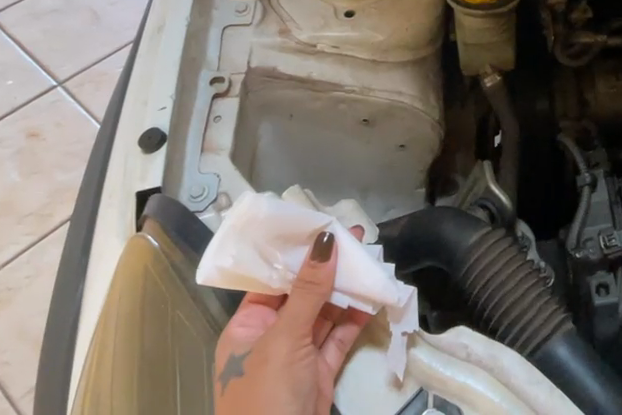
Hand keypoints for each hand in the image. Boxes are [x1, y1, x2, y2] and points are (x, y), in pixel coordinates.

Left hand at [213, 229, 372, 414]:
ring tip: (372, 259)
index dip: (298, 252)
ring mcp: (297, 357)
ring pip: (325, 313)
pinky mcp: (320, 374)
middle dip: (329, 268)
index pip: (272, 279)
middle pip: (302, 293)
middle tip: (358, 238)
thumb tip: (324, 241)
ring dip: (347, 289)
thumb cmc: (265, 399)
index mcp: (246, 328)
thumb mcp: (284, 339)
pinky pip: (339, 337)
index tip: (325, 225)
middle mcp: (269, 338)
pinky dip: (357, 318)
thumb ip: (308, 290)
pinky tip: (375, 295)